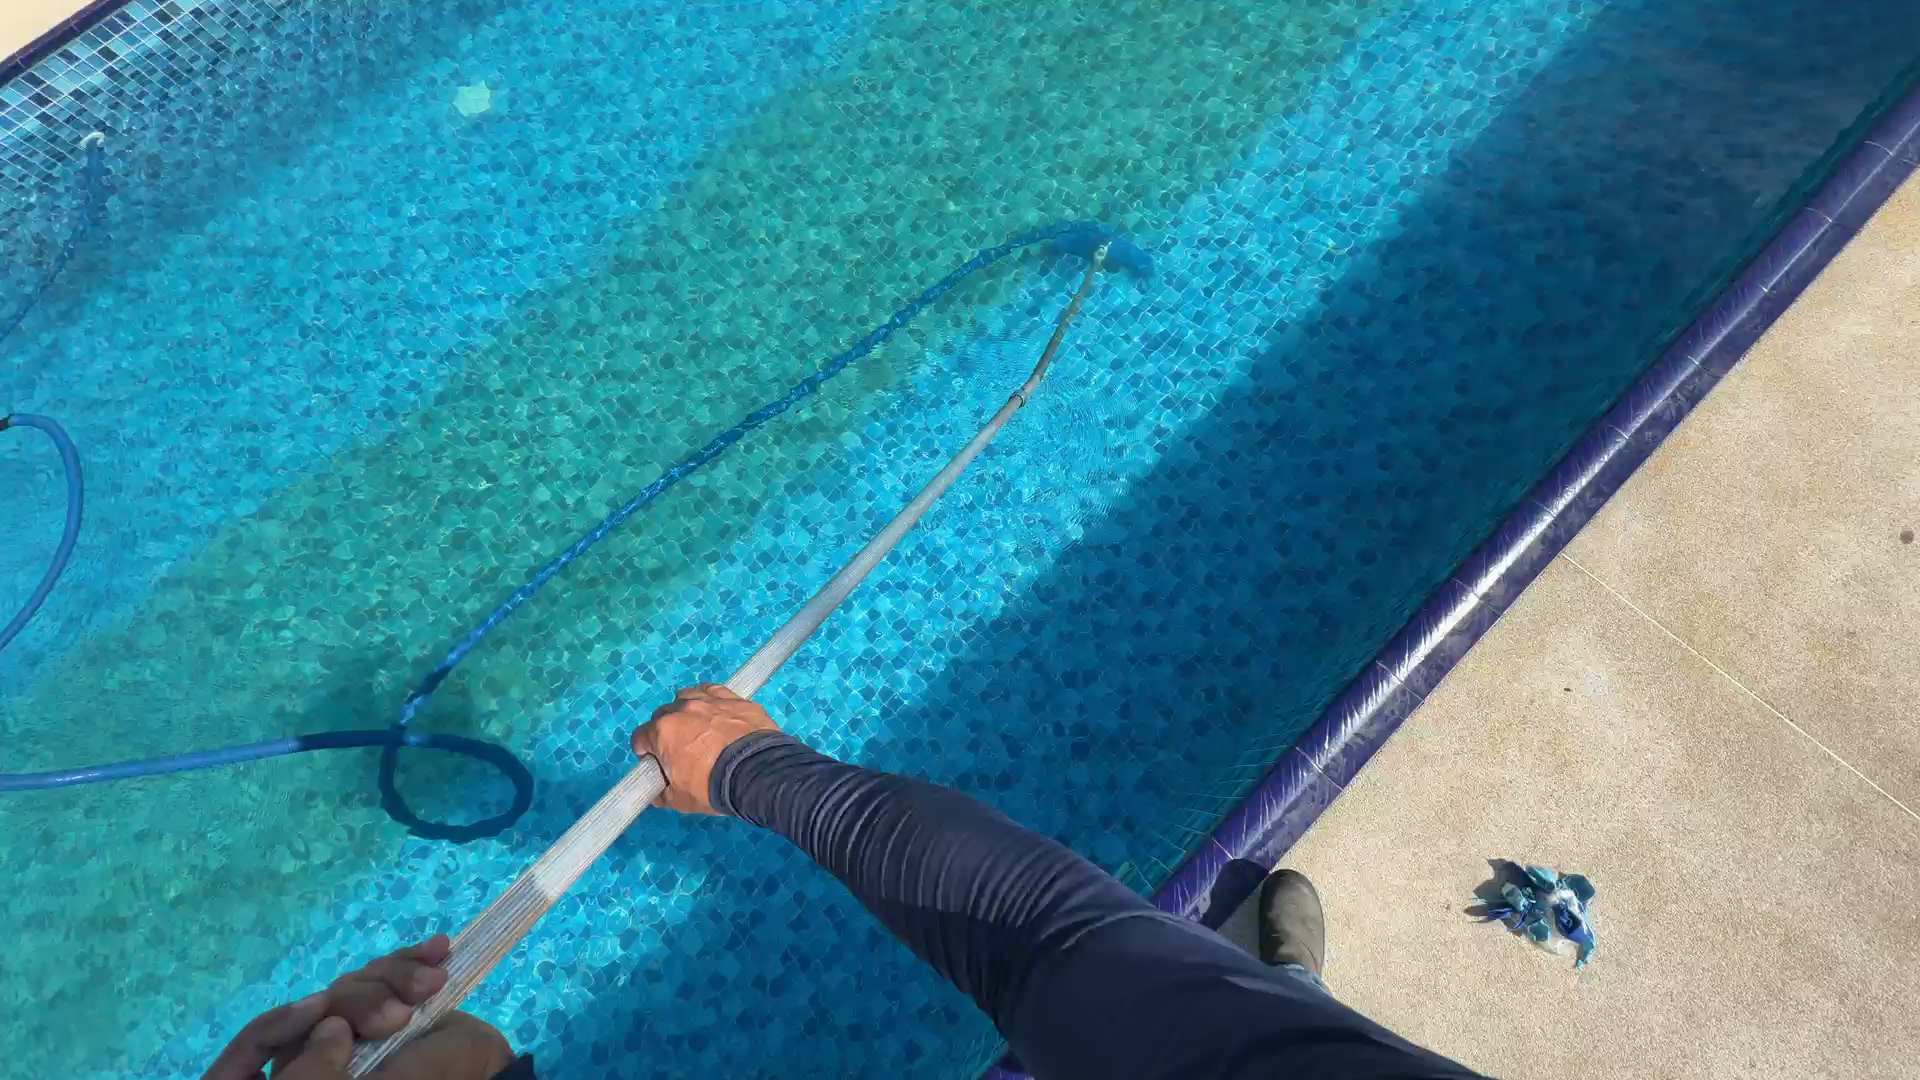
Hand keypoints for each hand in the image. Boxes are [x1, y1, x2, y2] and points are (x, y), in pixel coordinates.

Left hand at [203, 937, 511, 1079]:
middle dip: (362, 999)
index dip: (272, 1026)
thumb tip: (322, 1026)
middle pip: (313, 1009)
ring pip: (354, 983)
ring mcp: (356, 1031)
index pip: (243, 1060)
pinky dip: (415, 957)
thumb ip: (317, 1076)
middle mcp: (318, 1060)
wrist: (483, 1070)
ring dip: (398, 977)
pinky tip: (441, 948)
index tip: (317, 1008)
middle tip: (400, 1017)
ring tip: (434, 984)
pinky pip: (390, 969)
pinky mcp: (395, 1003)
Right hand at [630, 683, 780, 814]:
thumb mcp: (678, 800)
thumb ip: (663, 792)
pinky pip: (715, 691)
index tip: (656, 761)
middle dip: (666, 730)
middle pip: (664, 715)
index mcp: (663, 731)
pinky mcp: (735, 699)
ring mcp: (710, 700)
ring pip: (688, 697)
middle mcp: (683, 709)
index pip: (640, 737)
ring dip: (687, 710)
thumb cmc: (711, 786)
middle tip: (680, 748)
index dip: (646, 751)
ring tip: (699, 727)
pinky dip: (711, 699)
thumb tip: (659, 792)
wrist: (756, 771)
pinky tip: (716, 709)